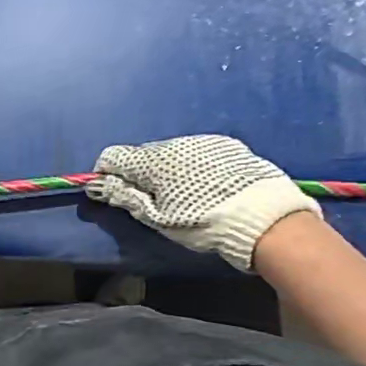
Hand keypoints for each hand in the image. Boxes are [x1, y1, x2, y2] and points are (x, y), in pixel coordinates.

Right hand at [85, 134, 320, 270]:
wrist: (268, 220)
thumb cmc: (203, 222)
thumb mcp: (157, 217)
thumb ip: (124, 196)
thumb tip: (97, 184)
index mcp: (154, 161)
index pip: (113, 157)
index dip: (107, 175)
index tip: (114, 193)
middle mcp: (176, 144)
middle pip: (141, 154)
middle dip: (138, 173)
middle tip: (151, 199)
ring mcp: (204, 142)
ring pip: (169, 153)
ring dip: (166, 169)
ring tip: (182, 194)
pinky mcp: (228, 146)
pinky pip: (195, 152)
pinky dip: (190, 166)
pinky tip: (205, 185)